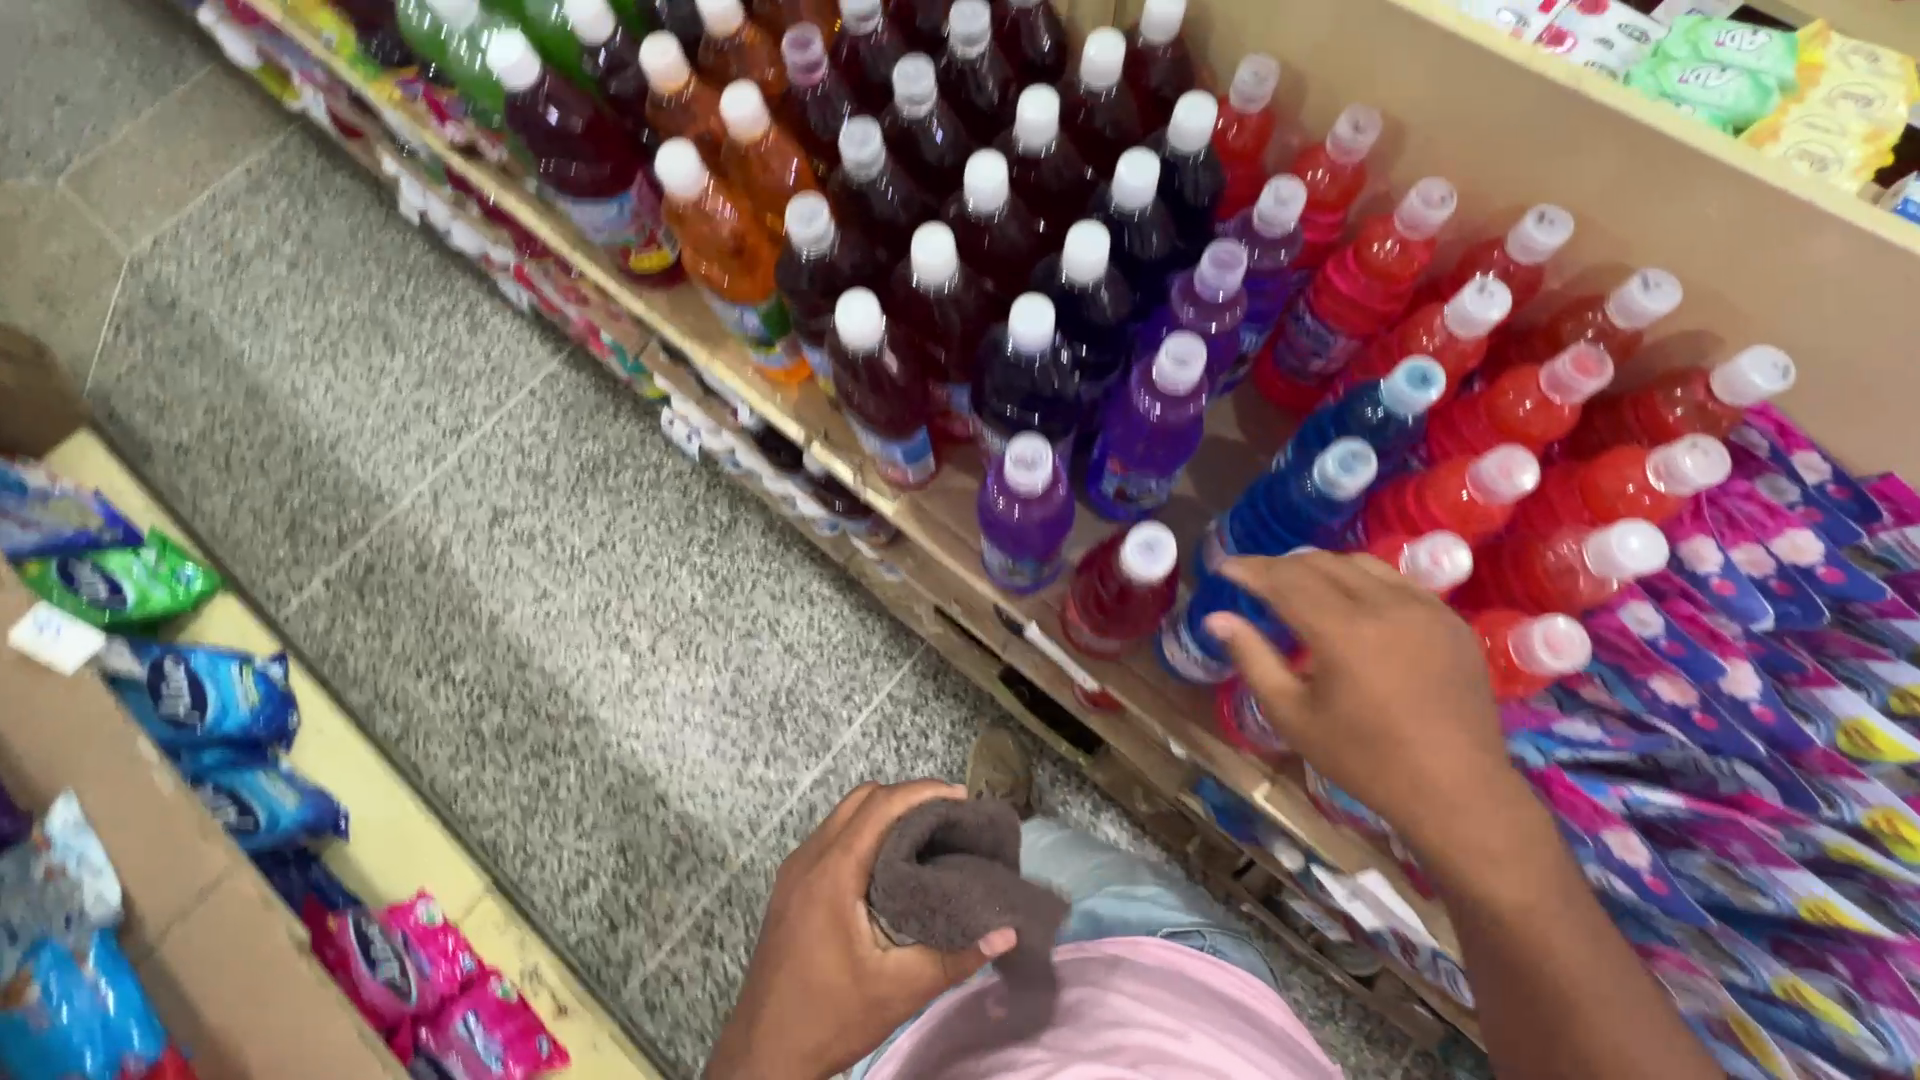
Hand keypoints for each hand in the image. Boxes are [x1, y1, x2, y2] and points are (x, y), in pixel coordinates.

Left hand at [705, 780, 1018, 1079]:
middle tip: (949, 815)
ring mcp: (794, 871)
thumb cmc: (830, 1017)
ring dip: (885, 812)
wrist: (763, 1053)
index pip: (879, 806)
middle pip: (861, 799)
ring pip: (844, 815)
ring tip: (928, 832)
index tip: (961, 798)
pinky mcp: (791, 886)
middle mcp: (808, 859)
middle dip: (907, 796)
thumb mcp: (899, 991)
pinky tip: (893, 859)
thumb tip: (1006, 932)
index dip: (922, 792)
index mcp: (831, 874)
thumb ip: (955, 958)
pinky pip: (833, 836)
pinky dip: (866, 831)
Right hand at [1207, 551, 1524, 859]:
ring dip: (1321, 567)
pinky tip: (1350, 602)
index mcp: (1342, 632)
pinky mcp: (1450, 620)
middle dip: (1280, 565)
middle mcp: (1385, 606)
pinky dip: (1362, 581)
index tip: (1224, 566)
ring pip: (1361, 565)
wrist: (1455, 788)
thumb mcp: (1292, 715)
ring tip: (1299, 584)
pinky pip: (1397, 582)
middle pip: (1321, 564)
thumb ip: (1253, 659)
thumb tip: (1216, 619)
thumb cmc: (1363, 759)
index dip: (1250, 569)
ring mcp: (1425, 608)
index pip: (1285, 580)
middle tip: (1255, 578)